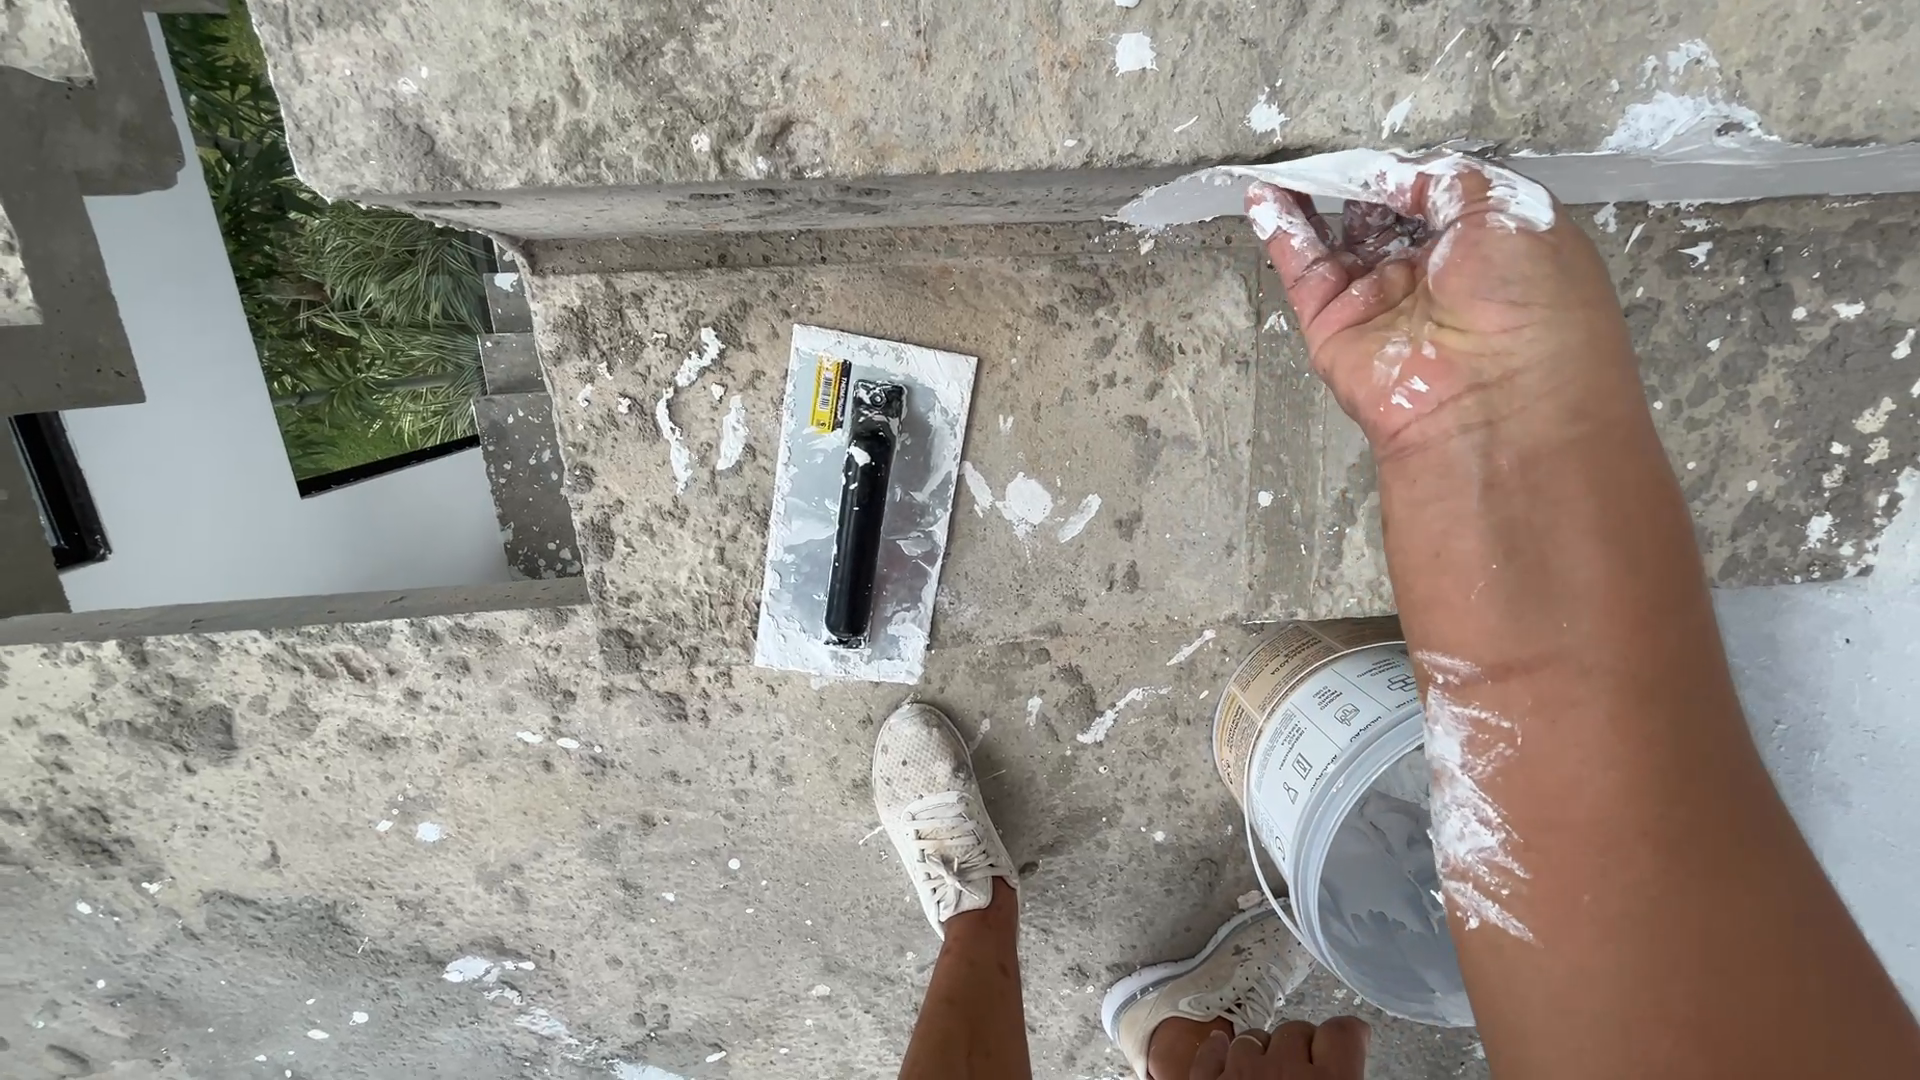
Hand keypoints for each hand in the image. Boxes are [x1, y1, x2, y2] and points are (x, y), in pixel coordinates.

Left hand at [1189, 1018, 1370, 1079]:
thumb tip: (1353, 1065)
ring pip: (1252, 1038)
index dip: (1350, 1034)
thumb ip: (1349, 1076)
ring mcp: (1239, 1074)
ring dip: (1264, 1050)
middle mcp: (1284, 1069)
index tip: (1354, 1036)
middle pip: (1296, 1031)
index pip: (1343, 1034)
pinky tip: (1224, 1051)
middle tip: (1312, 1064)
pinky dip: (1220, 1052)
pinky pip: (1211, 1054)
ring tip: (1272, 1067)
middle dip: (1304, 1044)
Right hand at [1247, 155, 1636, 458]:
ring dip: (1309, 198)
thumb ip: (1448, 182)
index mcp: (1482, 244)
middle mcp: (1427, 273)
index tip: (1381, 151)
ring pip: (1333, 239)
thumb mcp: (1509, 211)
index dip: (1405, 169)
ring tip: (1284, 164)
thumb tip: (1399, 176)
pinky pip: (1302, 270)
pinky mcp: (1332, 323)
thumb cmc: (1526, 303)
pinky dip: (1280, 232)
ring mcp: (1375, 299)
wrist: (1489, 398)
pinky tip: (1263, 197)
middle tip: (1329, 152)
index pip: (1431, 194)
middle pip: (1379, 214)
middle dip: (1355, 181)